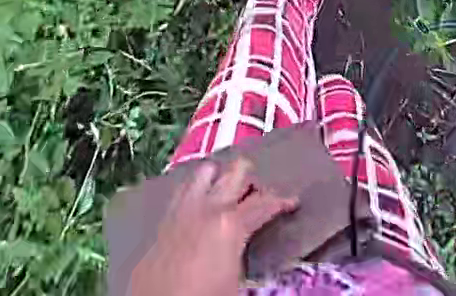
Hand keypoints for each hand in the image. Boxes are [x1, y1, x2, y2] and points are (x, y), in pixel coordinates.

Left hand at [125, 157, 296, 295]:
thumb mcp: (237, 290)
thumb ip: (254, 268)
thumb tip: (273, 270)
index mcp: (231, 224)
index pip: (265, 203)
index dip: (283, 201)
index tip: (293, 202)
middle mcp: (208, 207)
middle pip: (236, 172)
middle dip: (252, 178)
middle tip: (259, 195)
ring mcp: (182, 209)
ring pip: (206, 171)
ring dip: (220, 178)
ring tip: (229, 193)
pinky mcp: (162, 221)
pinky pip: (182, 190)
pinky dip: (196, 191)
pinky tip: (200, 206)